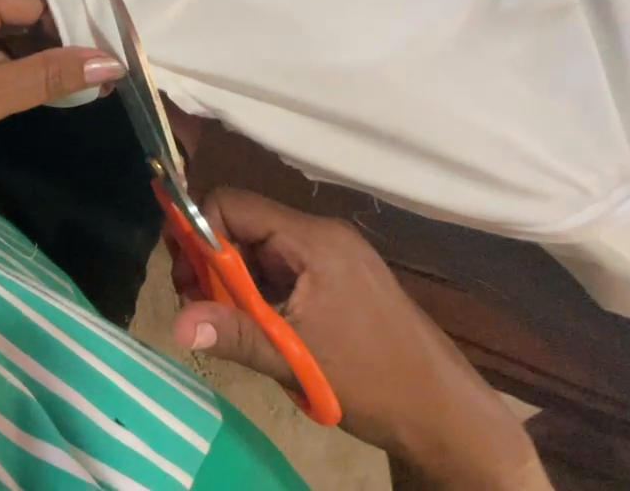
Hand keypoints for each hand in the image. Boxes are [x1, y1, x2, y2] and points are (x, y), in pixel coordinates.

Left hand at [0, 0, 124, 170]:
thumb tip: (109, 62)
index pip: (30, 1)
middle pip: (14, 10)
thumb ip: (48, 76)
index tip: (102, 58)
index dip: (68, 29)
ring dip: (25, 52)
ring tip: (67, 82)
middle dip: (49, 42)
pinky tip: (25, 81)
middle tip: (91, 75)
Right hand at [171, 189, 545, 488]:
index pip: (228, 204)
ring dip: (228, 281)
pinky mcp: (332, 276)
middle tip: (196, 302)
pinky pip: (273, 266)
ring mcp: (329, 255)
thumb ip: (233, 333)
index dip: (196, 231)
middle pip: (236, 224)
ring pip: (251, 248)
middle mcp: (319, 235)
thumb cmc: (379, 385)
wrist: (455, 425)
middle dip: (206, 261)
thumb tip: (174, 326)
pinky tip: (255, 324)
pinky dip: (253, 290)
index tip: (185, 275)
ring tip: (225, 321)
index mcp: (313, 241)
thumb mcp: (297, 360)